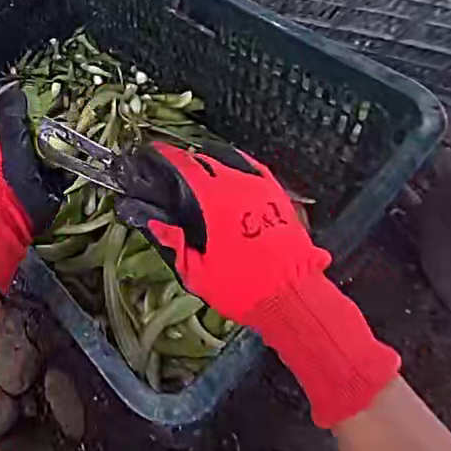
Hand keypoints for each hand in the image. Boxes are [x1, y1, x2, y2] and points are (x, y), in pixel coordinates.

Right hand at [119, 143, 399, 426]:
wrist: (295, 299)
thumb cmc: (244, 289)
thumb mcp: (198, 274)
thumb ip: (175, 245)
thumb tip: (158, 225)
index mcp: (215, 200)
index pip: (186, 165)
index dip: (168, 154)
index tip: (156, 151)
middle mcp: (238, 186)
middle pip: (207, 159)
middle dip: (188, 159)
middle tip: (174, 165)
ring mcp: (262, 189)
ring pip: (230, 162)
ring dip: (212, 162)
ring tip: (200, 168)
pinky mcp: (279, 197)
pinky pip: (254, 170)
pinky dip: (238, 166)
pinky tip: (233, 170)